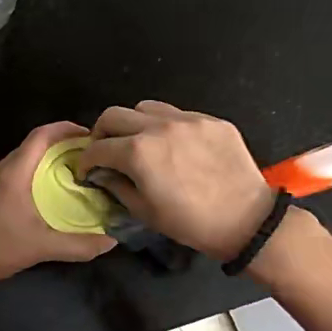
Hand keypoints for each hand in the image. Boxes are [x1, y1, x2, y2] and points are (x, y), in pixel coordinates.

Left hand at [0, 122, 115, 285]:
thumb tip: (111, 241)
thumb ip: (80, 245)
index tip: (86, 134)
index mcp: (13, 174)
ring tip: (61, 174)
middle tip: (80, 158)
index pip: (40, 136)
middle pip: (29, 146)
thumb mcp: (45, 248)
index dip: (64, 128)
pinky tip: (33, 195)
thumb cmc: (1, 250)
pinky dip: (23, 175)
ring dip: (38, 161)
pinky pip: (4, 175)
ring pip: (15, 161)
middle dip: (56, 146)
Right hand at [79, 100, 274, 262]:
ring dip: (132, 123)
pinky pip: (177, 114)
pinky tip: (172, 146)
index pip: (98, 148)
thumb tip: (103, 174)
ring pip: (145, 107)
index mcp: (138, 152)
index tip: (86, 171)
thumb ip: (117, 185)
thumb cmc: (190, 223)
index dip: (85, 161)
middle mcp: (159, 127)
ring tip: (138, 142)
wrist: (245, 220)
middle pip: (114, 115)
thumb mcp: (144, 211)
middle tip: (104, 150)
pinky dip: (164, 126)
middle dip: (101, 133)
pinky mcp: (211, 120)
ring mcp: (187, 120)